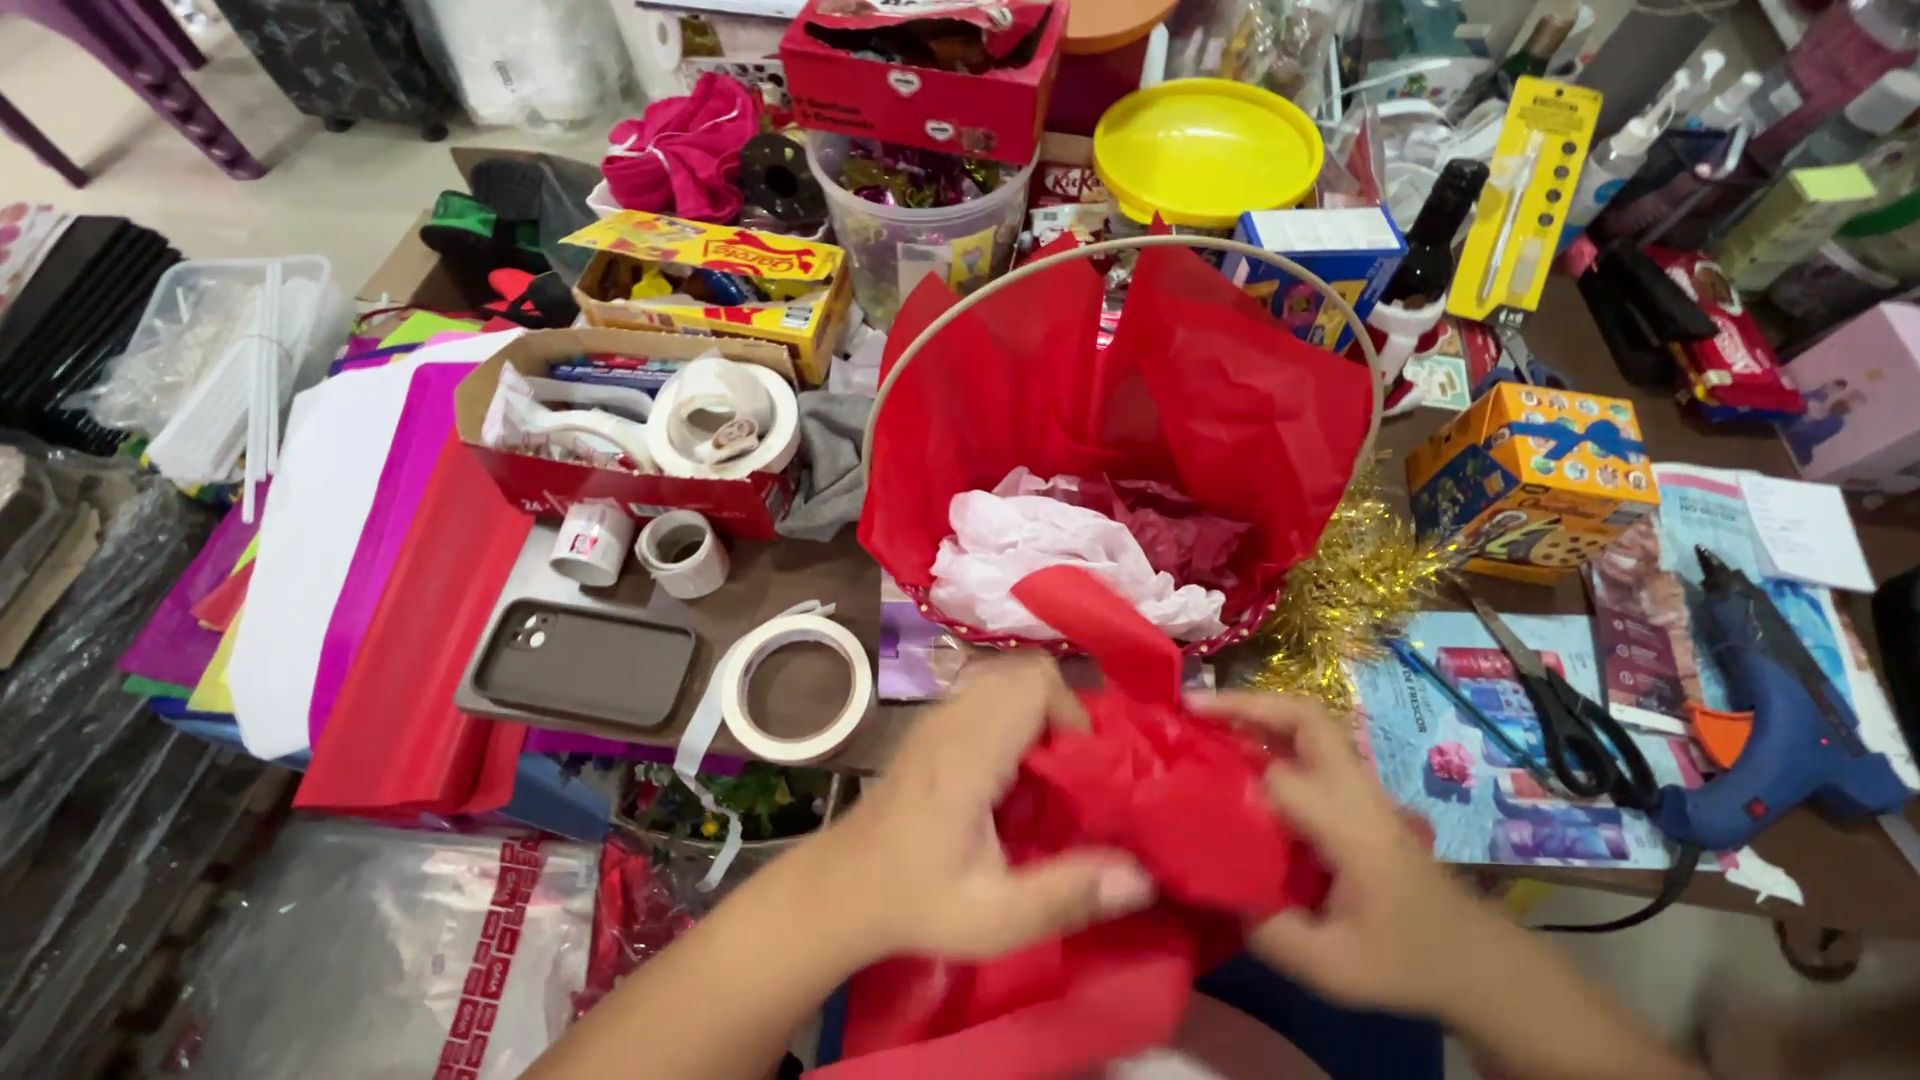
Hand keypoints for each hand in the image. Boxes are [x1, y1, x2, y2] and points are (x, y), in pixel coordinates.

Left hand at [804, 656, 1156, 961]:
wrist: (842, 888)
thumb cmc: (917, 901)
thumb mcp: (997, 918)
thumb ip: (1068, 894)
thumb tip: (1144, 876)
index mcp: (968, 754)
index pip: (1033, 684)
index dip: (1072, 714)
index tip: (1084, 769)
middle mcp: (951, 721)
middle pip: (1023, 672)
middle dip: (1062, 710)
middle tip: (1072, 770)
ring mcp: (936, 719)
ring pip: (1004, 679)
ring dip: (1038, 712)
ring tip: (1047, 772)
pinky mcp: (930, 728)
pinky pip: (986, 696)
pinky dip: (1013, 716)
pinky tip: (1013, 774)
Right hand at [1189, 692, 1507, 1015]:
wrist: (1475, 960)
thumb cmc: (1403, 961)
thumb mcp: (1331, 967)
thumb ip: (1267, 929)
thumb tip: (1209, 886)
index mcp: (1351, 828)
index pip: (1283, 778)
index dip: (1231, 770)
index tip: (1182, 771)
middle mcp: (1357, 793)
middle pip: (1306, 718)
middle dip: (1247, 703)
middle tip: (1192, 709)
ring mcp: (1361, 789)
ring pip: (1310, 725)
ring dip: (1257, 713)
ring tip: (1205, 720)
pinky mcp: (1357, 797)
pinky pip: (1311, 748)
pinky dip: (1269, 734)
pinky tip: (1237, 753)